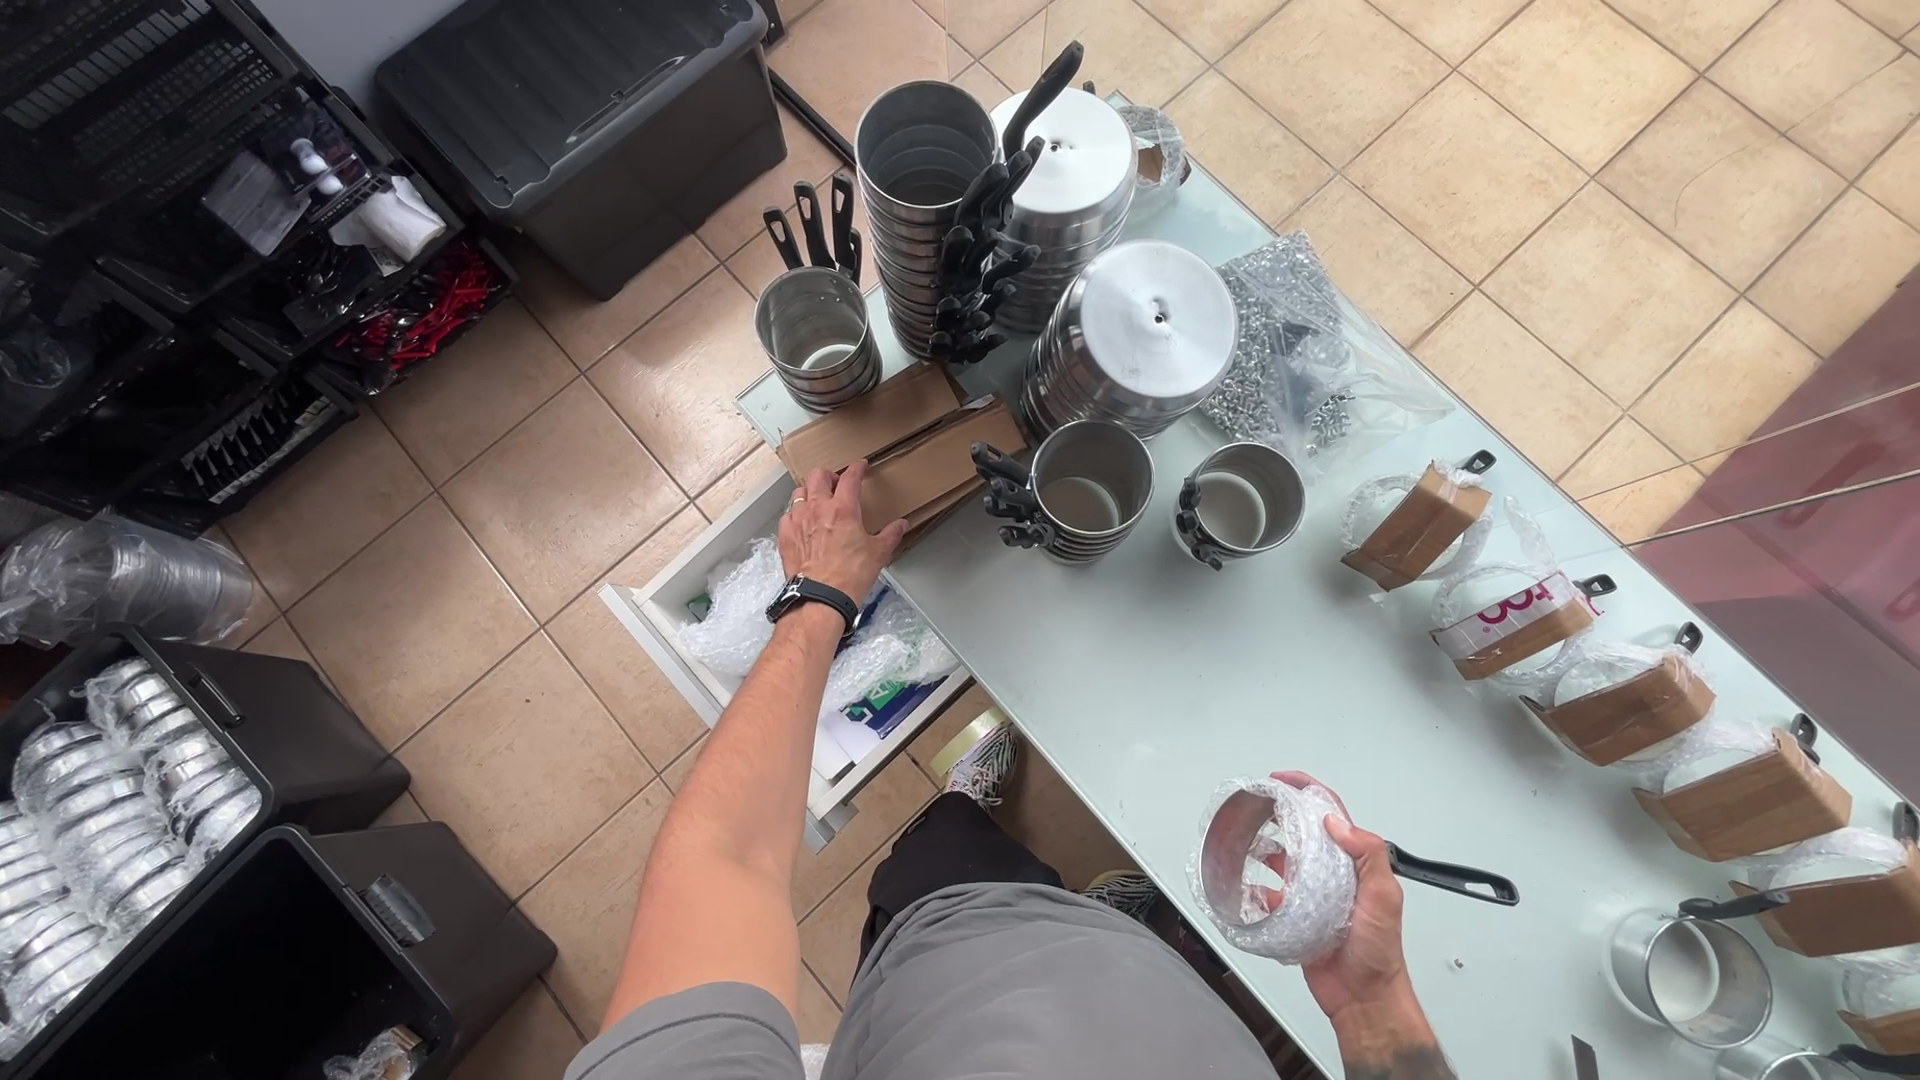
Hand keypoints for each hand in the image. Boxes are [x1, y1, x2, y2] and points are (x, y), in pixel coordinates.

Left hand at [779, 461, 907, 601]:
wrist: (821, 597)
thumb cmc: (848, 577)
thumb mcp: (878, 554)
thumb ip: (890, 535)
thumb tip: (901, 526)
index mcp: (843, 509)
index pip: (850, 477)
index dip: (857, 468)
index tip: (860, 467)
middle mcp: (818, 509)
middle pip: (818, 476)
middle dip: (828, 475)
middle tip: (836, 483)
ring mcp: (798, 520)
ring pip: (799, 492)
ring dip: (809, 492)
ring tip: (817, 500)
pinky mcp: (786, 535)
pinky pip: (787, 515)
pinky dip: (795, 514)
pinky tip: (802, 523)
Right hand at [1265, 772, 1410, 1021]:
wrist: (1364, 998)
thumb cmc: (1379, 952)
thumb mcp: (1385, 899)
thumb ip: (1368, 856)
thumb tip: (1336, 823)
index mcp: (1350, 861)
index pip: (1329, 812)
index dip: (1306, 790)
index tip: (1280, 779)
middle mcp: (1329, 871)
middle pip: (1300, 829)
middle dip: (1277, 811)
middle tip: (1254, 803)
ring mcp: (1310, 891)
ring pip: (1281, 857)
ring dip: (1262, 845)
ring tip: (1243, 837)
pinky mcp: (1293, 913)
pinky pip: (1267, 892)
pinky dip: (1253, 884)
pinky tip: (1244, 882)